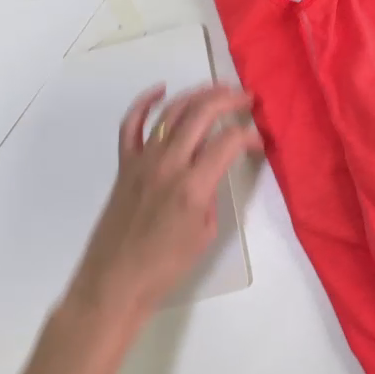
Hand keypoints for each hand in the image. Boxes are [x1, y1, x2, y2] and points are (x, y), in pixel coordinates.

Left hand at [67, 84, 261, 319]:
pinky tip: (161, 90)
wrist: (114, 283)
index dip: (250, 136)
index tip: (259, 143)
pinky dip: (145, 102)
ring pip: (171, 112)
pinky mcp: (124, 164)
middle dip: (228, 99)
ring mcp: (143, 160)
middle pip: (201, 114)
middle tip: (245, 98)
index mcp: (193, 186)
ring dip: (197, 94)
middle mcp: (168, 164)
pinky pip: (131, 124)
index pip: (229, 141)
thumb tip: (211, 174)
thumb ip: (211, 196)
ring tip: (217, 90)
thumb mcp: (205, 234)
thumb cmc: (165, 267)